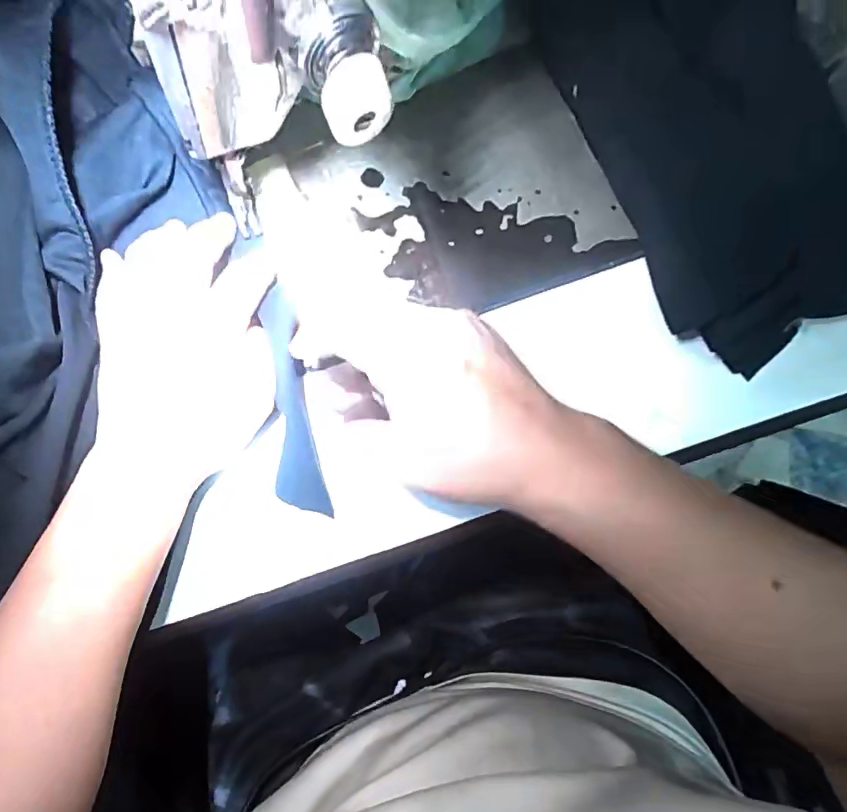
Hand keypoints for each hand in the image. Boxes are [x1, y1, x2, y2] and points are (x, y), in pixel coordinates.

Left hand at [90, 214, 275, 495]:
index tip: (272, 255)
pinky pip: (111, 290)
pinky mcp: (114, 333)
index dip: (261, 262)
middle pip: (193, 256)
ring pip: (149, 262)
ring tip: (175, 231)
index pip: (243, 279)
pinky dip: (115, 271)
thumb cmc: (209, 435)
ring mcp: (140, 317)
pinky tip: (117, 258)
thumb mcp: (254, 400)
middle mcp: (176, 309)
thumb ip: (260, 354)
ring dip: (162, 242)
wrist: (148, 458)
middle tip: (223, 224)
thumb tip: (254, 323)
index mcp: (216, 325)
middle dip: (211, 235)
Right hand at [295, 300, 595, 511]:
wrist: (546, 451)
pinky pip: (421, 326)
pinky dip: (399, 346)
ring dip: (371, 347)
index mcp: (410, 355)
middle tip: (334, 385)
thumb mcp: (403, 459)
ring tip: (368, 391)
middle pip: (368, 315)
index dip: (313, 335)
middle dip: (342, 344)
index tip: (300, 356)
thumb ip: (357, 426)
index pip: (344, 324)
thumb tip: (332, 405)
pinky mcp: (475, 329)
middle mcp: (433, 325)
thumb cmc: (472, 462)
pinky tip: (403, 382)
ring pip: (394, 319)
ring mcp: (458, 322)